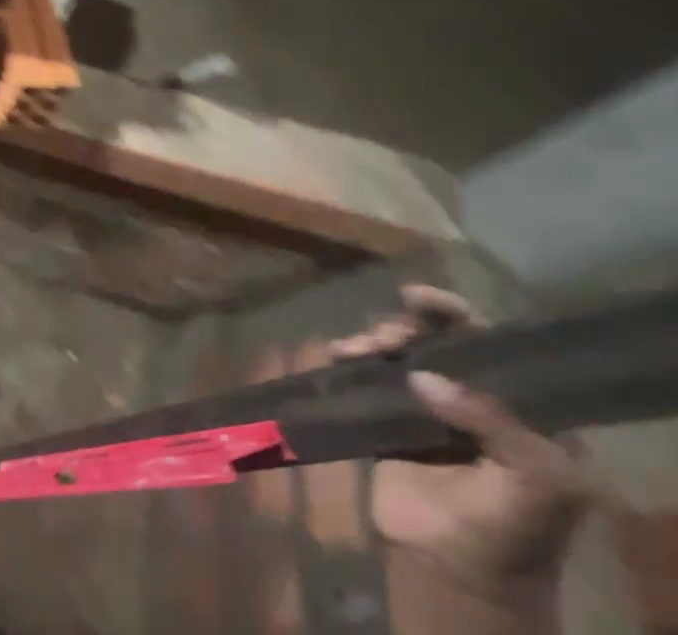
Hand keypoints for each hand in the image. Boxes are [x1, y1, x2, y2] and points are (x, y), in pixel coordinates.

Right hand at [330, 285, 589, 629]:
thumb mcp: (534, 480)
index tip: (416, 297)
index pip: (494, 348)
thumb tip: (423, 378)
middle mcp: (473, 403)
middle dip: (404, 330)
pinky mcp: (385, 426)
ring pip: (396, 360)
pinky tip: (335, 361)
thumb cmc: (511, 528)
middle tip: (380, 340)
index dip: (457, 316)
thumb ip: (494, 424)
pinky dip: (348, 368)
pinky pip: (365, 385)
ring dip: (371, 345)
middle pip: (436, 346)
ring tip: (351, 352)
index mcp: (522, 411)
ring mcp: (426, 414)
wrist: (456, 571)